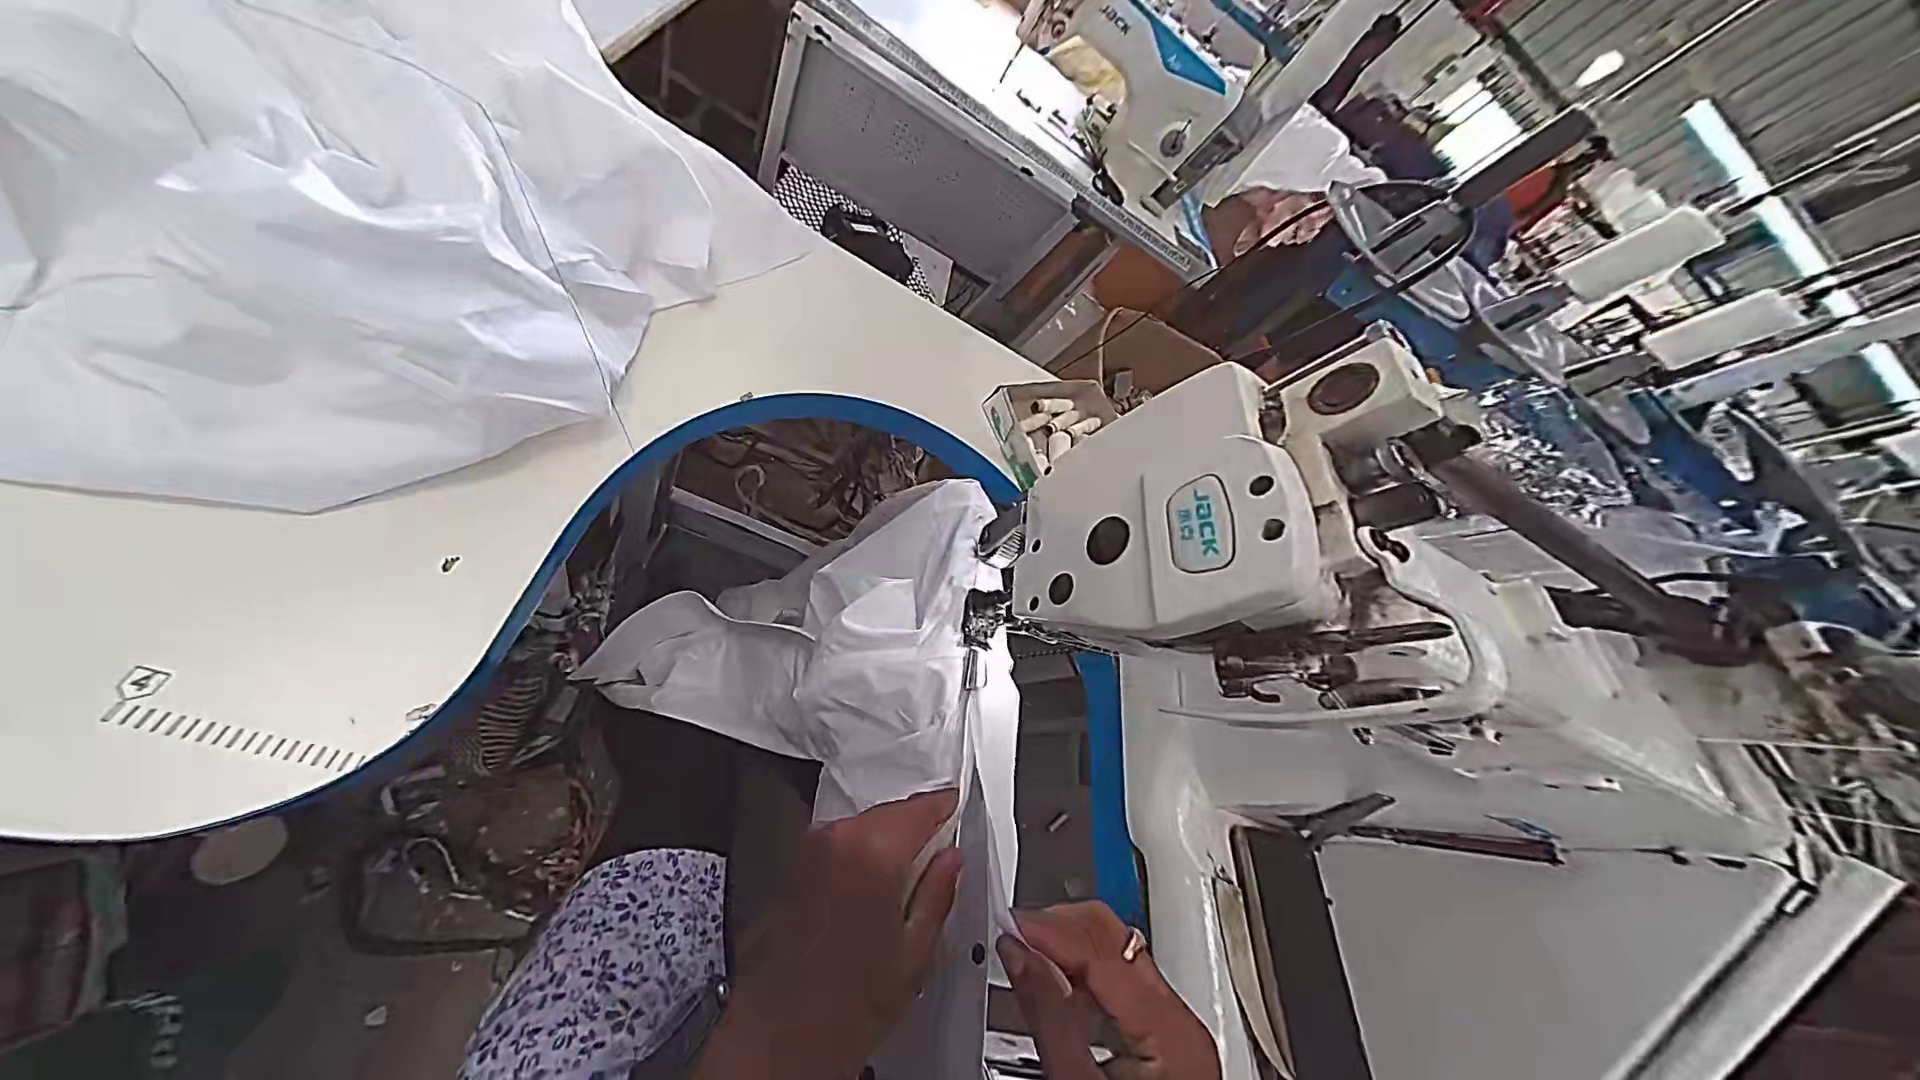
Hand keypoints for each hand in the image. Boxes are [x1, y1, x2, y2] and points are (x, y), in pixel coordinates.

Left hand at [694, 789, 962, 1079]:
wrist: (785, 1034)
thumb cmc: (844, 1005)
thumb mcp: (915, 951)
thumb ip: (939, 892)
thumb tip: (951, 861)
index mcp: (873, 854)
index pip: (921, 808)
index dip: (946, 808)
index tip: (957, 809)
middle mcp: (839, 839)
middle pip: (894, 813)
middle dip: (920, 827)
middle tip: (941, 852)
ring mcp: (815, 848)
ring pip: (870, 823)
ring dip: (892, 838)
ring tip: (908, 880)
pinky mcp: (801, 861)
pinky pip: (847, 838)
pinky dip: (866, 849)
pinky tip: (876, 886)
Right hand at [998, 902, 1218, 1079]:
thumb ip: (1048, 1016)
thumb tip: (1020, 954)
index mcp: (1169, 1033)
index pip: (1101, 948)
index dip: (1050, 930)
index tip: (1009, 927)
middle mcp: (1179, 1021)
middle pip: (1113, 937)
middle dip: (1058, 928)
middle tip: (1013, 937)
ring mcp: (1173, 1027)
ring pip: (1115, 950)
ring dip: (1066, 946)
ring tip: (1026, 960)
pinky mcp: (1161, 1036)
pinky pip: (1118, 980)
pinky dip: (1080, 973)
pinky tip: (1053, 989)